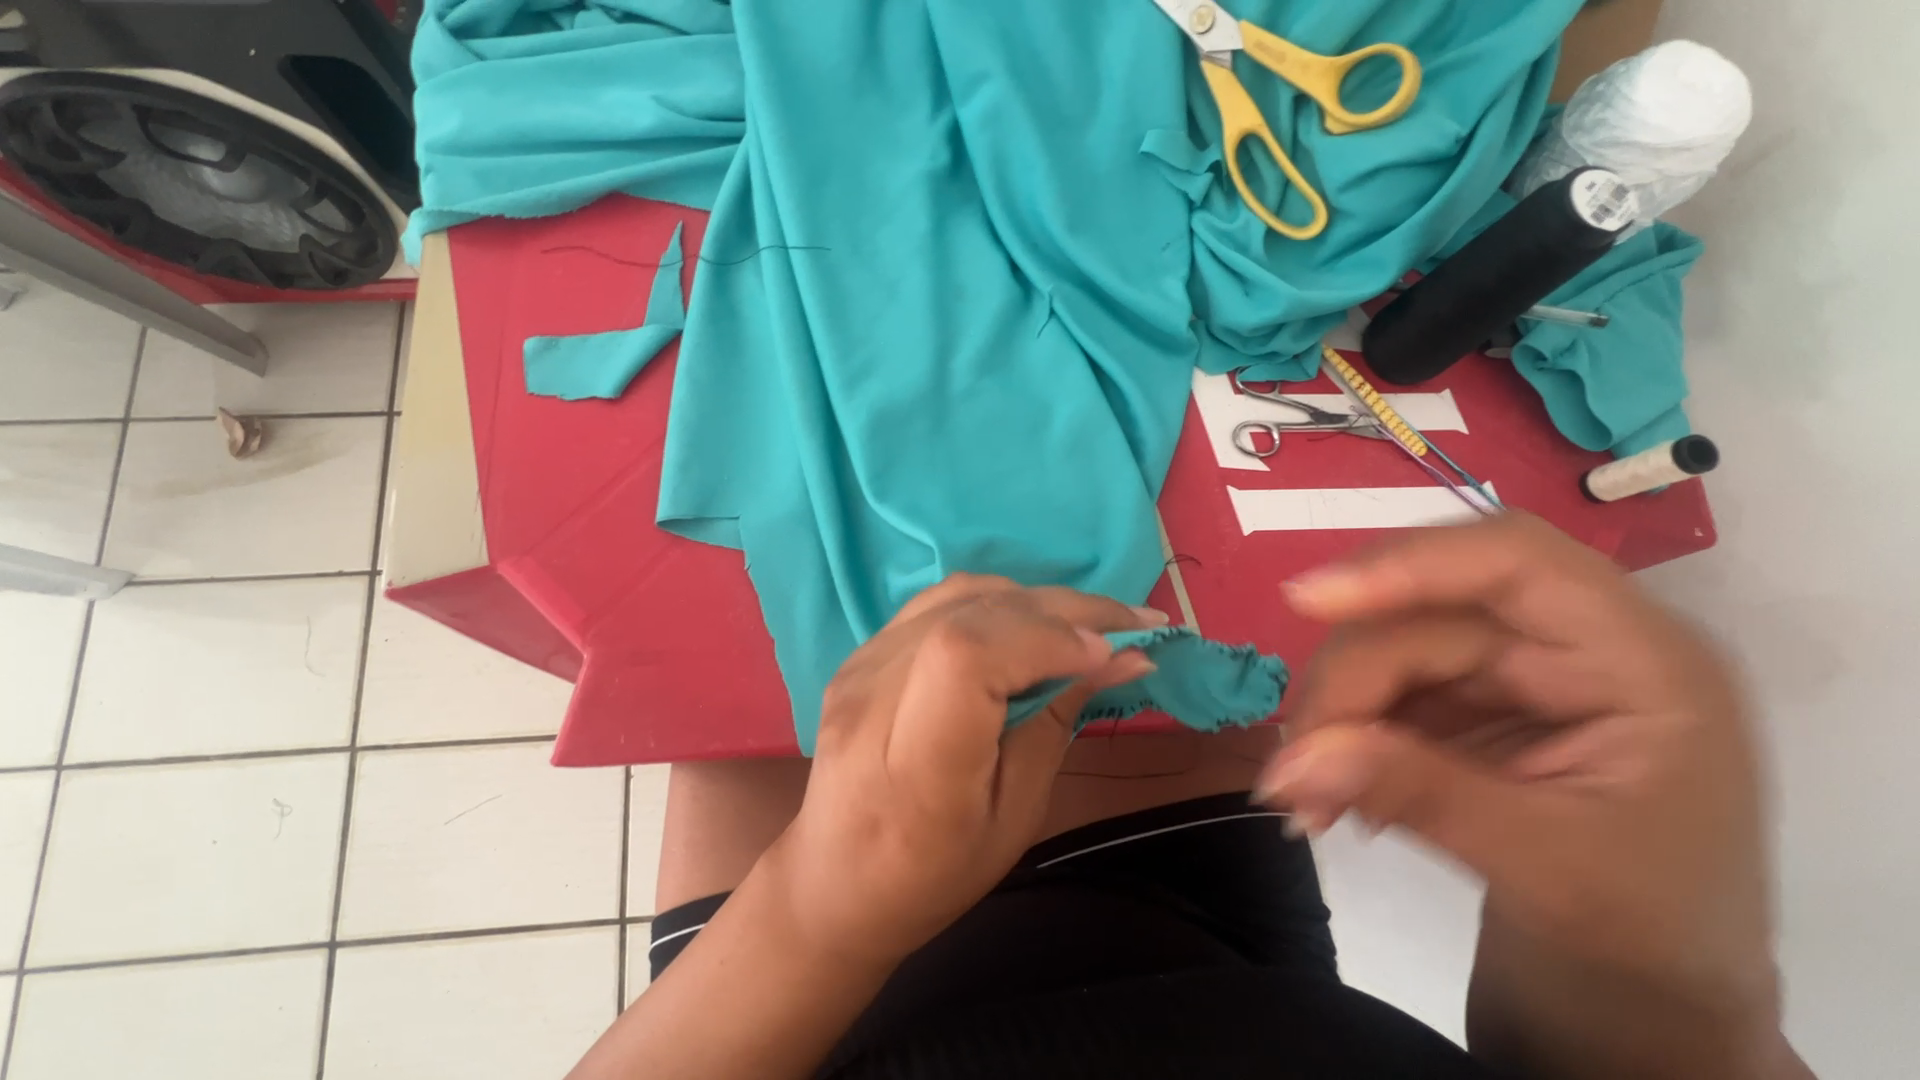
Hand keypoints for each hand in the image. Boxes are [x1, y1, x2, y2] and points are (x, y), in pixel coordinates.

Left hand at [758, 574, 1159, 967]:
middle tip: (1132, 621)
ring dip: (1034, 600)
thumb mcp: (1015, 815)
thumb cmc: (935, 873)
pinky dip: (995, 604)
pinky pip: (936, 605)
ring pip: (958, 596)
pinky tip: (1028, 625)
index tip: (1110, 652)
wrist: (836, 879)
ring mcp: (860, 667)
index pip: (969, 656)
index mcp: (916, 760)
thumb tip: (1125, 657)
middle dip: (1062, 609)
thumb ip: (1059, 724)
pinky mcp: (859, 656)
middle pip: (971, 613)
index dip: (1045, 637)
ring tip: (1088, 625)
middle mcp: (876, 697)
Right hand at [1257, 514, 1775, 1013]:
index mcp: (1642, 661)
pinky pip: (1386, 694)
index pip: (1515, 564)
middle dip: (1350, 683)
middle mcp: (1574, 647)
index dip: (1407, 566)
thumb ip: (1418, 796)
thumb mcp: (1545, 865)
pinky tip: (1330, 795)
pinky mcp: (1474, 706)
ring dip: (1336, 716)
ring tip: (1305, 802)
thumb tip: (1290, 763)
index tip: (1306, 601)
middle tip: (1296, 768)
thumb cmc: (1645, 933)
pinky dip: (1345, 738)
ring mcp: (1518, 675)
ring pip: (1391, 650)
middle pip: (1427, 615)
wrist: (1645, 1000)